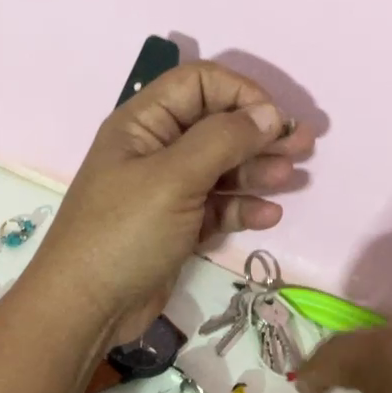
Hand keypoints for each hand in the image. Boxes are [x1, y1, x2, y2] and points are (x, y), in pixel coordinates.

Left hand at [27, 61, 314, 339]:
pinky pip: (216, 209)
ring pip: (220, 169)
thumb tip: (268, 113)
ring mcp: (165, 193)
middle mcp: (154, 151)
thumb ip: (223, 140)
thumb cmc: (124, 233)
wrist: (87, 307)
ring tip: (292, 179)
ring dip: (257, 171)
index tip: (274, 119)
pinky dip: (241, 208)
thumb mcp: (173, 178)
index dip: (240, 93)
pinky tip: (269, 216)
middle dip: (259, 133)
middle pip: (216, 126)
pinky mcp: (175, 230)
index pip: (199, 85)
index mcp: (142, 124)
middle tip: (305, 145)